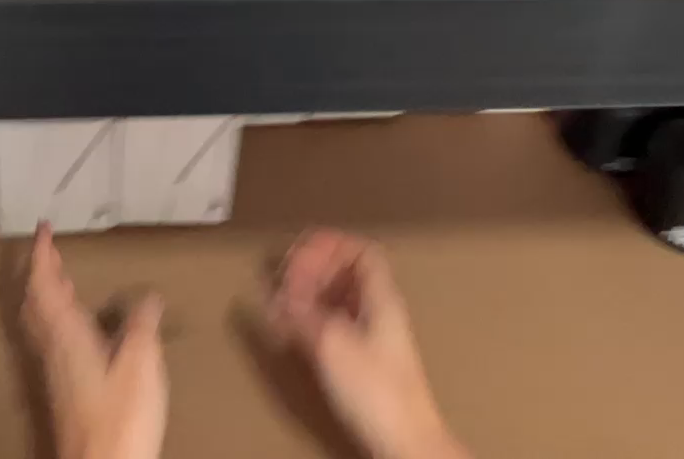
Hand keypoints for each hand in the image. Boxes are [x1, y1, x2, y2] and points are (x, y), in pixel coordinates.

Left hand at [21, 223, 167, 458]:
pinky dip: (58, 317)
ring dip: (47, 295)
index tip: (44, 229)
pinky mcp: (65, 391)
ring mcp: (56, 372)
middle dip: (41, 273)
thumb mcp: (141, 361)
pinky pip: (53, 340)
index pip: (44, 285)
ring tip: (61, 278)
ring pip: (42, 323)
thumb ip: (142, 324)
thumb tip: (148, 295)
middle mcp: (54, 349)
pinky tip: (79, 326)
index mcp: (67, 334)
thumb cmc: (121, 415)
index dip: (42, 256)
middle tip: (51, 250)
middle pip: (36, 304)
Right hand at [266, 230, 470, 458]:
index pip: (361, 251)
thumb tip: (276, 293)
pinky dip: (312, 318)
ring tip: (283, 299)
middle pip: (346, 272)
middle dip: (313, 268)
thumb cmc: (377, 391)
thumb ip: (302, 315)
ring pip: (339, 298)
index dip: (330, 244)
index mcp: (380, 298)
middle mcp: (378, 311)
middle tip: (285, 275)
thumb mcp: (332, 345)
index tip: (299, 252)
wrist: (407, 443)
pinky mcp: (364, 361)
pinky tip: (292, 328)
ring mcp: (372, 336)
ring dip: (310, 292)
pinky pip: (335, 323)